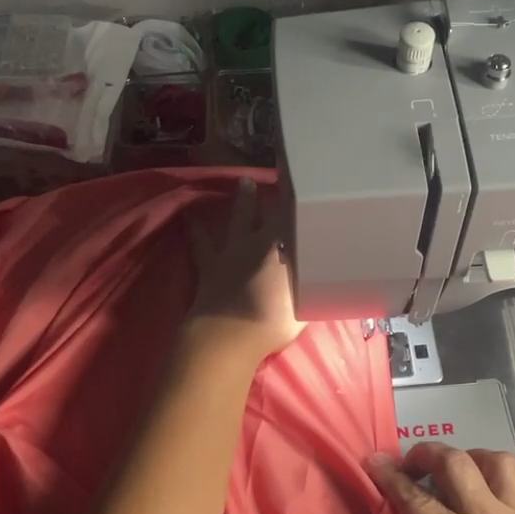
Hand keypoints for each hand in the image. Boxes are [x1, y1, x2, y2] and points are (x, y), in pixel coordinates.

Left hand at [183, 179, 303, 364]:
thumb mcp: (304, 304)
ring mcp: (231, 252)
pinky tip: (189, 217)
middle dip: (275, 196)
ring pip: (237, 220)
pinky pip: (200, 243)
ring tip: (244, 183)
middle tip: (283, 176)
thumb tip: (325, 277)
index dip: (300, 200)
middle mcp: (257, 243)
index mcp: (282, 248)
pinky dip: (195, 229)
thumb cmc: (272, 322)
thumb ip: (311, 285)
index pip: (294, 217)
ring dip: (243, 201)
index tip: (308, 184)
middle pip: (268, 213)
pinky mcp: (209, 266)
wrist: (229, 336)